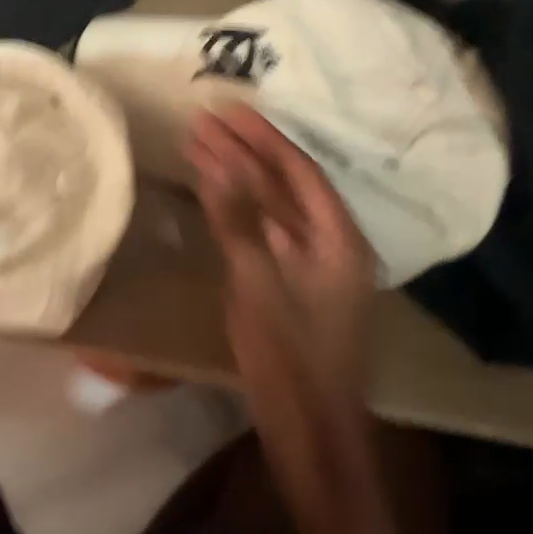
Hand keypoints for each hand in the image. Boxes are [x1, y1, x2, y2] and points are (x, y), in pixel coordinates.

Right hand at [186, 104, 374, 391]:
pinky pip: (259, 229)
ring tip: (194, 143)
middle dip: (242, 152)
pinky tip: (207, 188)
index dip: (263, 138)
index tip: (228, 109)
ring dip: (234, 175)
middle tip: (201, 119)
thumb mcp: (259, 282)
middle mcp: (329, 243)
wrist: (306, 423)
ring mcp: (308, 263)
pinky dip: (233, 205)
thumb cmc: (289, 352)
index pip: (299, 172)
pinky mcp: (286, 280)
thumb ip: (238, 220)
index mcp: (338, 239)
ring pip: (269, 205)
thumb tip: (216, 162)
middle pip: (283, 185)